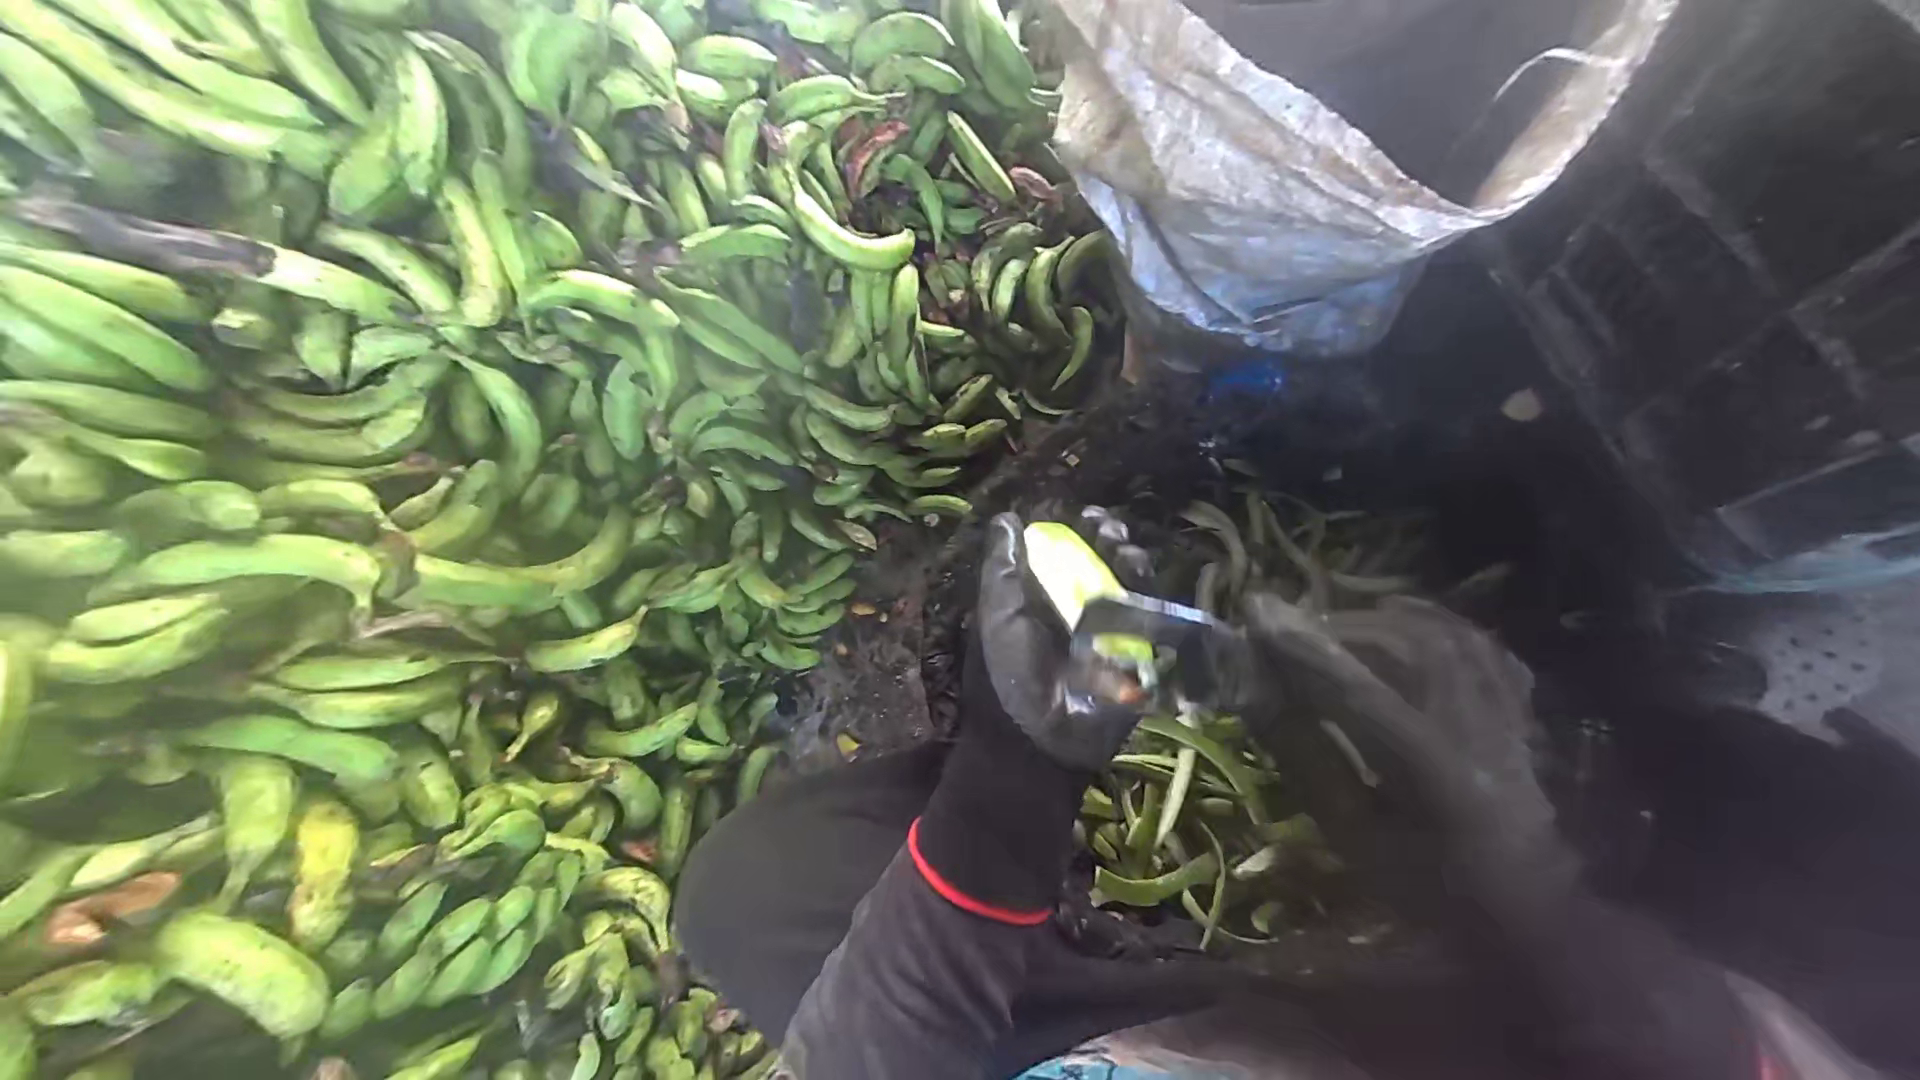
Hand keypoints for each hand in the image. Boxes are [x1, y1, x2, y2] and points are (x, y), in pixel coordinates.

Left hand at [967, 508, 1153, 770]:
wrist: (1040, 736)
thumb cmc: (1010, 670)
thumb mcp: (997, 613)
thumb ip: (1002, 565)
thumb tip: (1007, 517)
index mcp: (1046, 593)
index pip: (1070, 548)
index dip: (1079, 528)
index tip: (1085, 517)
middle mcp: (1080, 605)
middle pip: (1105, 558)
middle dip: (1110, 536)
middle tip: (1107, 530)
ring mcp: (1112, 627)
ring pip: (1131, 578)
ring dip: (1130, 556)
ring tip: (1123, 552)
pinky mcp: (1138, 649)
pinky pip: (1151, 612)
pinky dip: (1148, 590)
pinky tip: (1138, 579)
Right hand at [1237, 593, 1571, 904]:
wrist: (1526, 911)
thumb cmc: (1424, 885)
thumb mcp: (1349, 834)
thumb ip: (1304, 758)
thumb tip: (1256, 692)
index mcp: (1436, 780)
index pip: (1360, 694)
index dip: (1303, 649)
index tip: (1255, 610)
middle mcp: (1480, 735)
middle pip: (1404, 650)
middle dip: (1333, 628)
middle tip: (1283, 628)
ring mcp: (1506, 717)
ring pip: (1439, 635)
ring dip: (1372, 621)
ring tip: (1325, 627)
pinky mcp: (1515, 710)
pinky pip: (1475, 643)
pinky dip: (1427, 619)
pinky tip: (1392, 615)